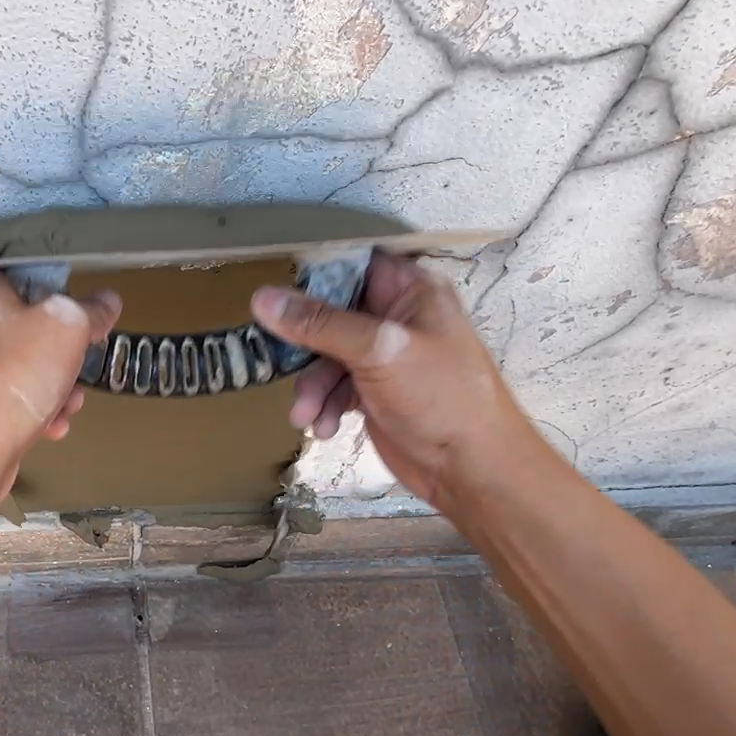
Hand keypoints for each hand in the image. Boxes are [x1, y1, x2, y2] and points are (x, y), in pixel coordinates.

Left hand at [0, 272, 120, 507]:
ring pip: (7, 365)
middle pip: (17, 326)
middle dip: (55, 354)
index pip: (23, 278)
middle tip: (76, 370)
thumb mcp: (68, 331)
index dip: (58, 300)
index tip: (79, 323)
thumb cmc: (8, 382)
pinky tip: (45, 428)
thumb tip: (106, 301)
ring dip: (45, 385)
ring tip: (67, 406)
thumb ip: (90, 310)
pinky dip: (20, 408)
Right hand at [250, 252, 537, 509]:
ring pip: (324, 353)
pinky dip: (322, 404)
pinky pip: (332, 385)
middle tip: (279, 360)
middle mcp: (395, 315)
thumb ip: (318, 323)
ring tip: (305, 413)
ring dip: (311, 384)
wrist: (474, 471)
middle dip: (303, 343)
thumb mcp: (377, 352)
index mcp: (410, 290)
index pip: (351, 264)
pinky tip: (322, 426)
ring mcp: (383, 354)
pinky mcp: (373, 389)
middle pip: (329, 311)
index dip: (314, 277)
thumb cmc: (440, 398)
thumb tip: (261, 297)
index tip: (276, 295)